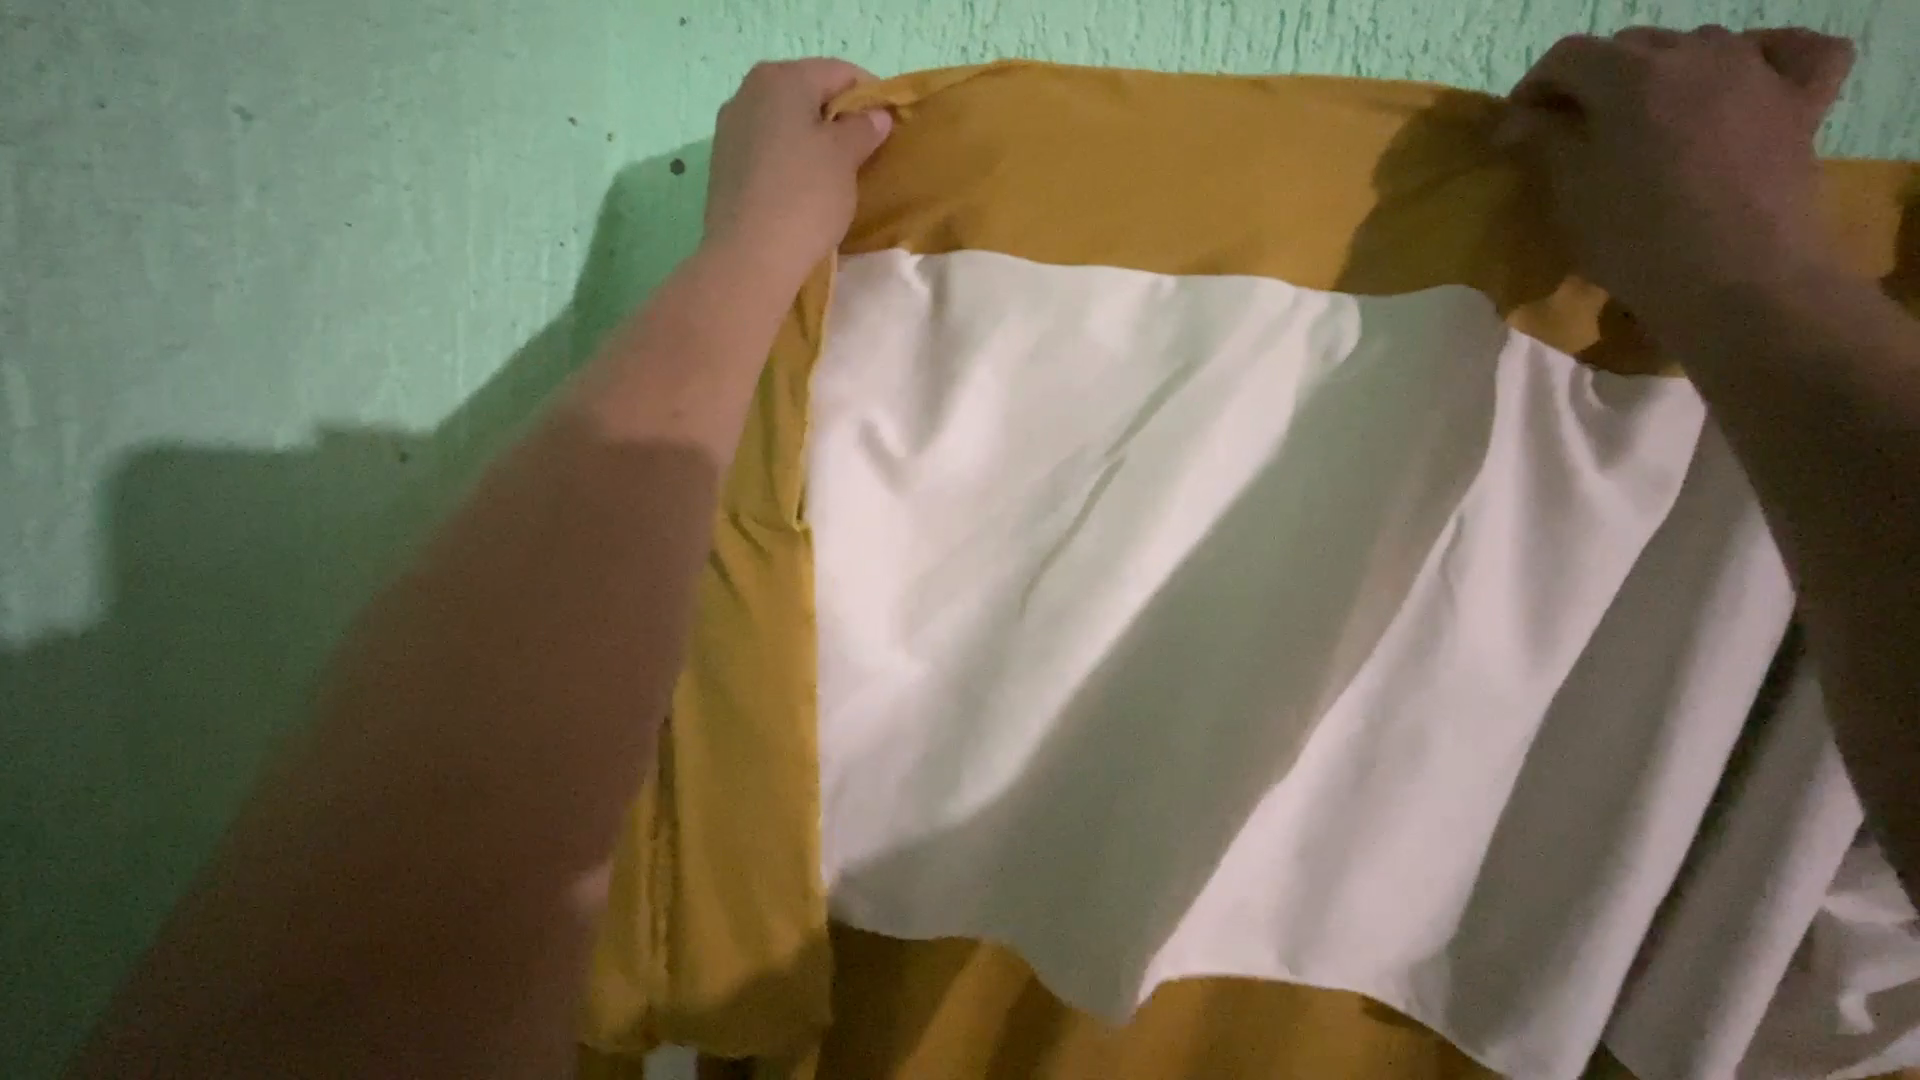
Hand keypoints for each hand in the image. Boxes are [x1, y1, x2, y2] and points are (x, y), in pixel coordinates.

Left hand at [703, 59, 893, 281]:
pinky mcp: (724, 167)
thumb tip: (875, 115)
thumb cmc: (805, 197)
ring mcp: (730, 130)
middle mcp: (749, 92)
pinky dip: (790, 163)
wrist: (750, 257)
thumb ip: (863, 128)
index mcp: (781, 78)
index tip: (889, 128)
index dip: (871, 97)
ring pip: (785, 126)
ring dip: (813, 143)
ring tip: (835, 177)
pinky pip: (768, 153)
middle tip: (864, 154)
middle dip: (838, 120)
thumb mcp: (845, 158)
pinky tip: (803, 193)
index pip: (840, 73)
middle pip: (807, 96)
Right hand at [1496, 26, 1855, 333]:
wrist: (1731, 278)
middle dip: (1591, 80)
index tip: (1516, 128)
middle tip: (1569, 130)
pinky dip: (1764, 56)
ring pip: (1700, 44)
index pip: (1568, 56)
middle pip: (1631, 45)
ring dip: (1661, 72)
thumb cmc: (1633, 239)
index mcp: (1633, 77)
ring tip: (1643, 119)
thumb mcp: (1569, 192)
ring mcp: (1759, 71)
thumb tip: (1518, 119)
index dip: (1533, 87)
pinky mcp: (1802, 99)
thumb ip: (1544, 142)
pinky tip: (1742, 80)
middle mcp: (1699, 56)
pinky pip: (1793, 52)